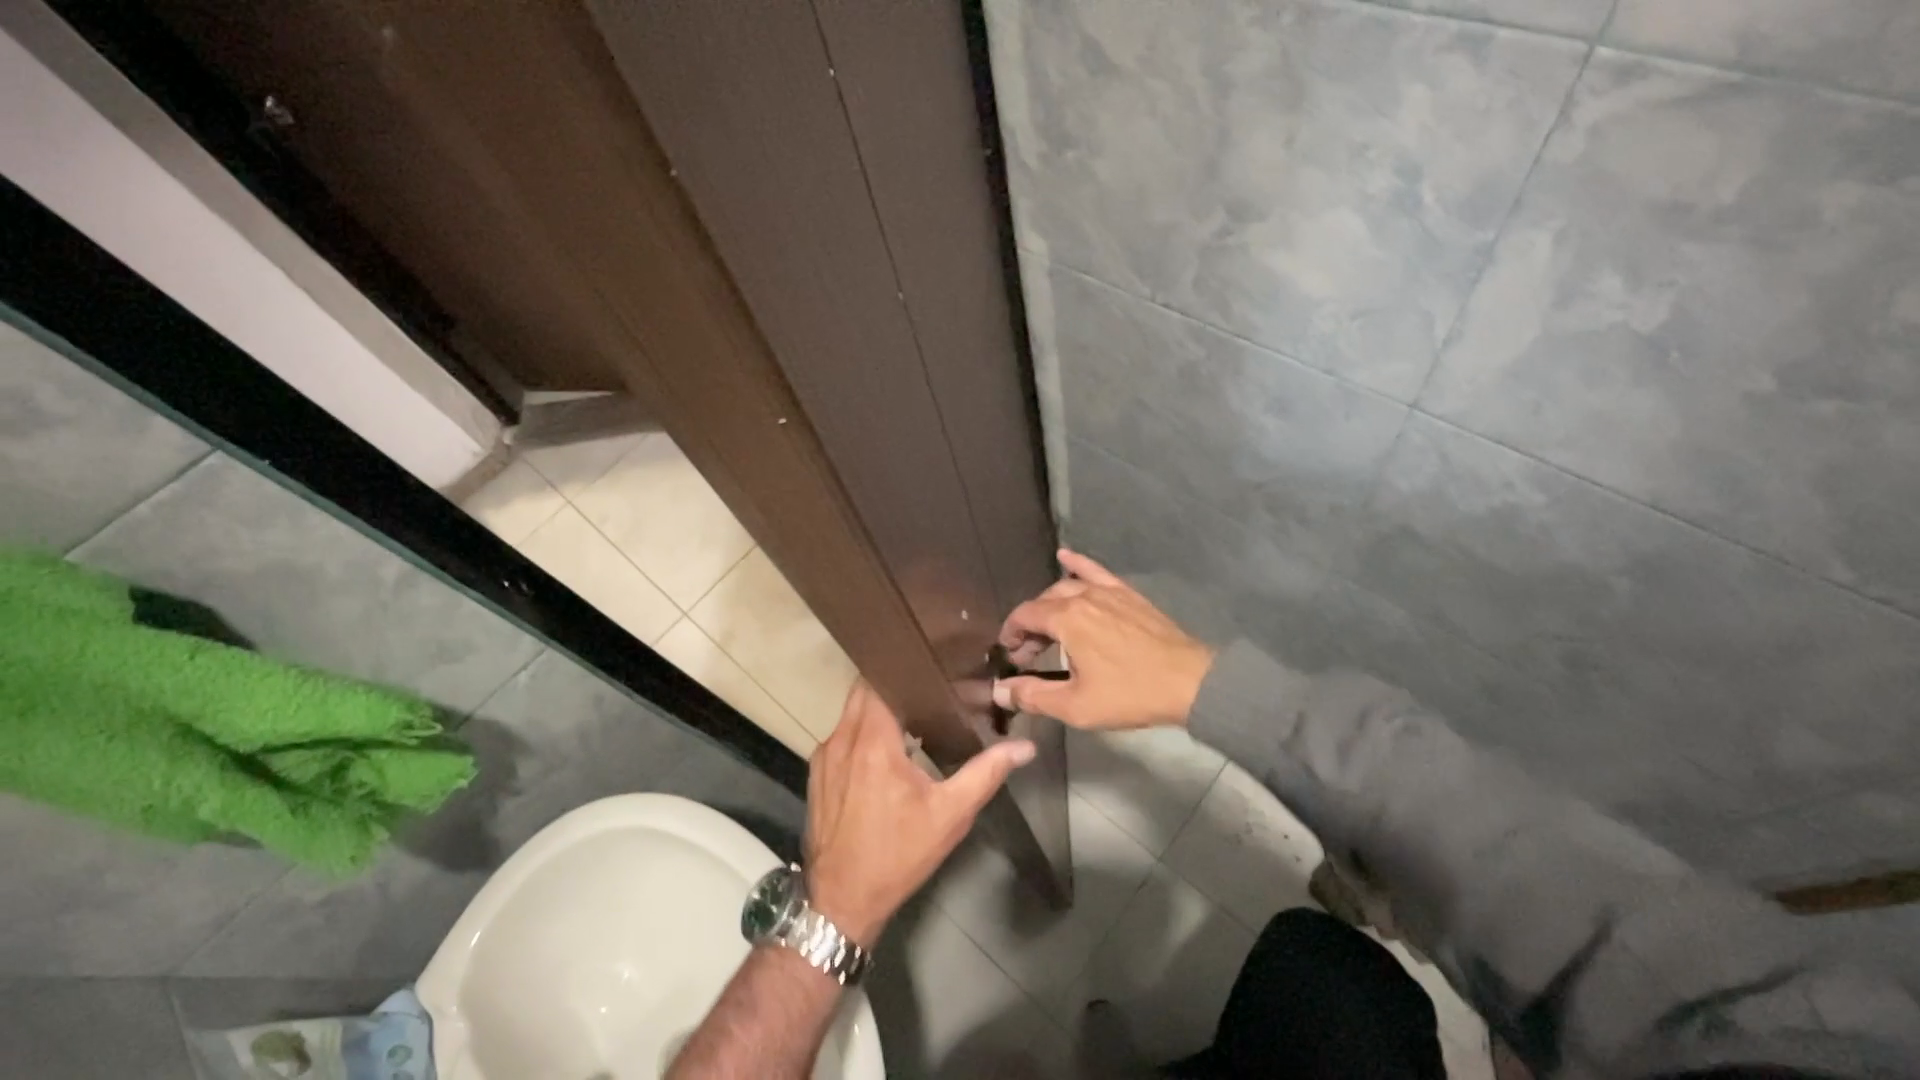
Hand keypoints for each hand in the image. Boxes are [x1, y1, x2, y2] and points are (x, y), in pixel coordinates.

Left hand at [805, 680, 1035, 944]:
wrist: (842, 900)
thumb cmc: (899, 855)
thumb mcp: (950, 815)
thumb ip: (986, 773)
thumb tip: (1024, 748)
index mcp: (872, 741)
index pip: (880, 680)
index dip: (904, 669)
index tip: (932, 666)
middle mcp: (841, 739)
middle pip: (863, 691)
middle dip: (893, 685)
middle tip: (929, 688)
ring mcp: (824, 756)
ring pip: (850, 713)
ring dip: (878, 710)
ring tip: (914, 714)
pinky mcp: (817, 774)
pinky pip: (841, 737)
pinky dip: (862, 733)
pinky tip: (886, 751)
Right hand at [992, 549, 1215, 730]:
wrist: (1189, 682)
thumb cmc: (1129, 694)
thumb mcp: (1076, 705)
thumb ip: (1033, 696)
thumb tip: (1000, 690)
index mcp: (1066, 619)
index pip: (1024, 616)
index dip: (1011, 634)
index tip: (1009, 655)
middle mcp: (1083, 596)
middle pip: (1043, 602)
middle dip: (1030, 625)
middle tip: (1028, 654)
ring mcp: (1108, 591)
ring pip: (1067, 587)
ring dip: (1050, 604)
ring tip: (1047, 627)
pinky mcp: (1129, 594)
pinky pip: (1096, 571)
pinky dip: (1077, 563)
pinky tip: (1065, 556)